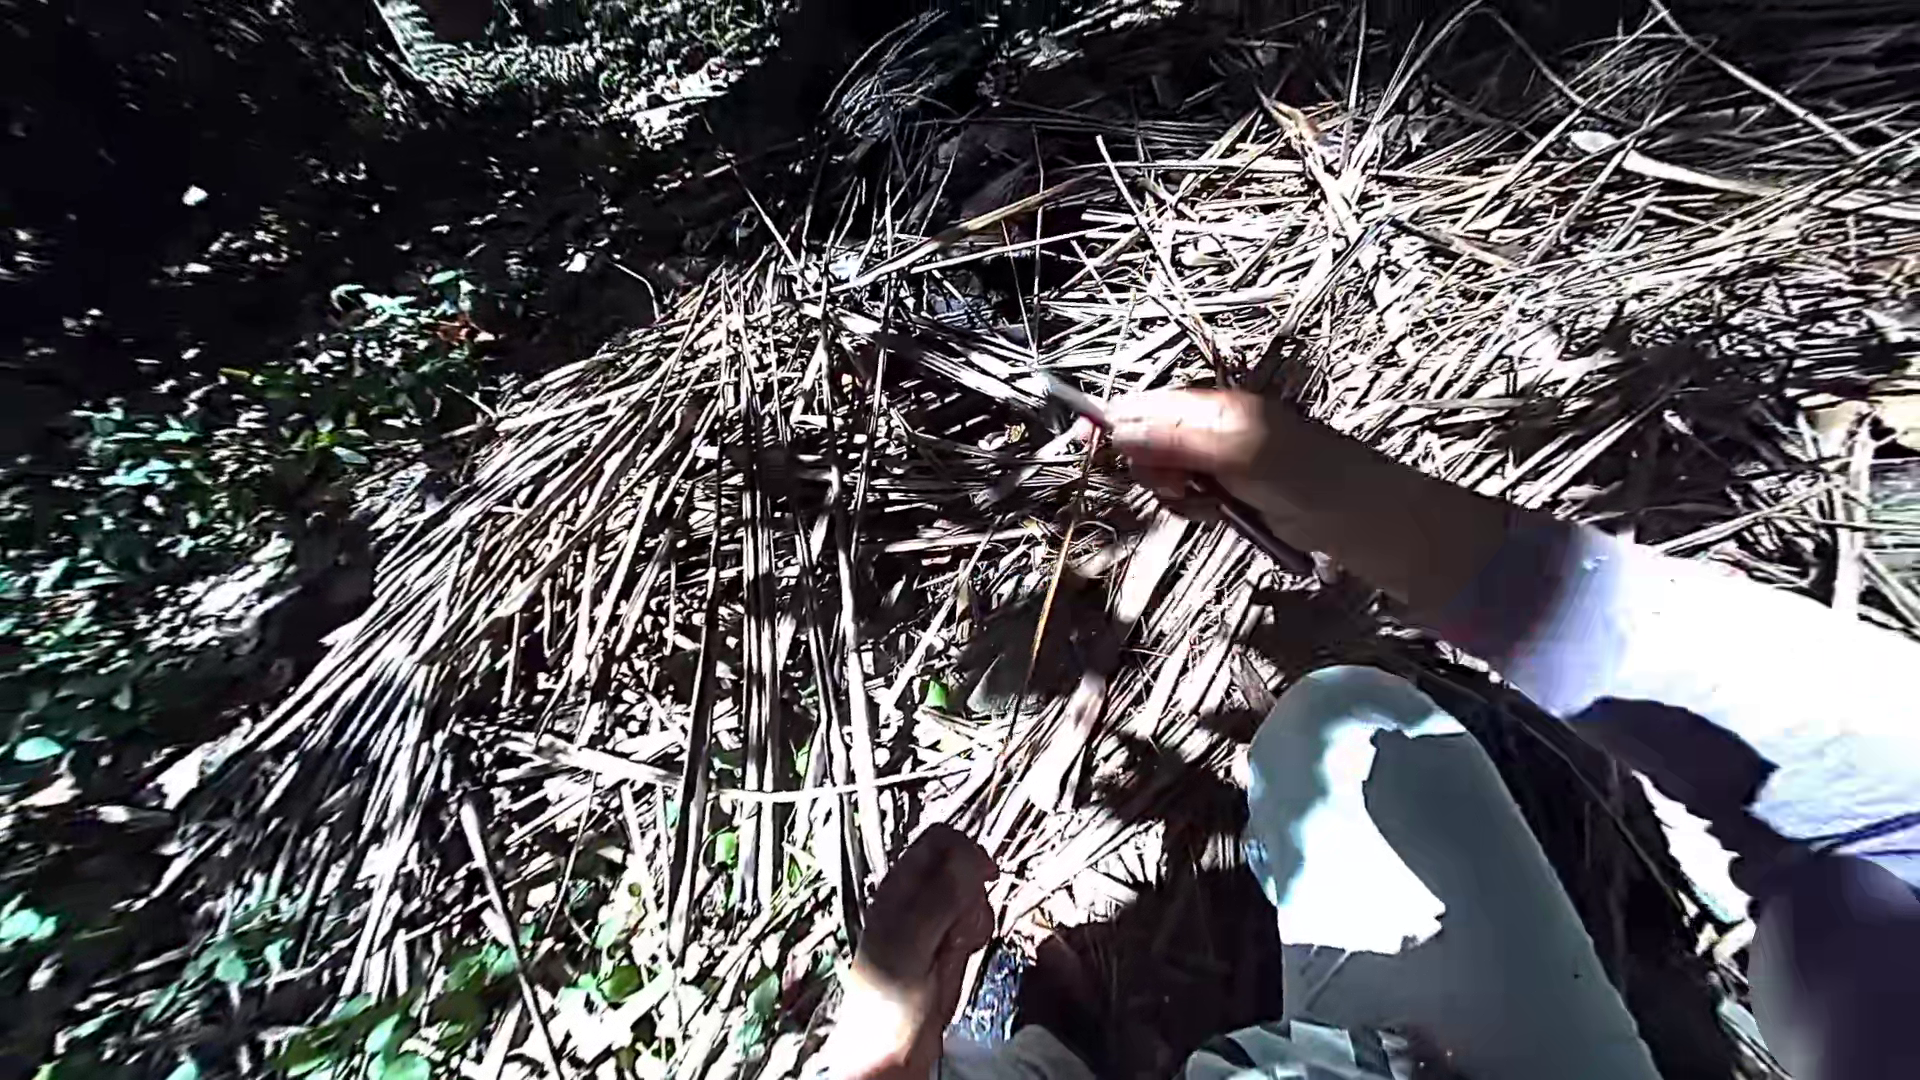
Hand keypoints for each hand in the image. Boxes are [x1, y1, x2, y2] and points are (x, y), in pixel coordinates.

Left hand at [819, 825, 998, 1079]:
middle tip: (961, 922)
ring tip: (955, 946)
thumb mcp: (914, 942)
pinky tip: (959, 957)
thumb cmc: (890, 999)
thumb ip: (942, 896)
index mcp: (901, 885)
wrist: (890, 1058)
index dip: (965, 848)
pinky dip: (974, 935)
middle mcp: (918, 896)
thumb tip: (971, 856)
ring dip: (973, 917)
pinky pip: (973, 923)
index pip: (939, 839)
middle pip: (962, 865)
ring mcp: (934, 920)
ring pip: (971, 895)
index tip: (986, 872)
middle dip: (971, 891)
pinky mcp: (948, 944)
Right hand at [1102, 388, 1514, 614]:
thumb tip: (1117, 428)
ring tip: (1205, 504)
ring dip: (1171, 493)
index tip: (1081, 443)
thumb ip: (1180, 438)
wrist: (1363, 525)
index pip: (1144, 404)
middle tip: (1181, 486)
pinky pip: (1181, 496)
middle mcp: (1208, 427)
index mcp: (1212, 406)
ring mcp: (1215, 459)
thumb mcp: (1244, 452)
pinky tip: (1214, 514)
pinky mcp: (1222, 487)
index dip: (1110, 420)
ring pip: (1160, 472)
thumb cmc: (1311, 480)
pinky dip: (1188, 508)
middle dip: (1150, 467)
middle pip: (1144, 440)